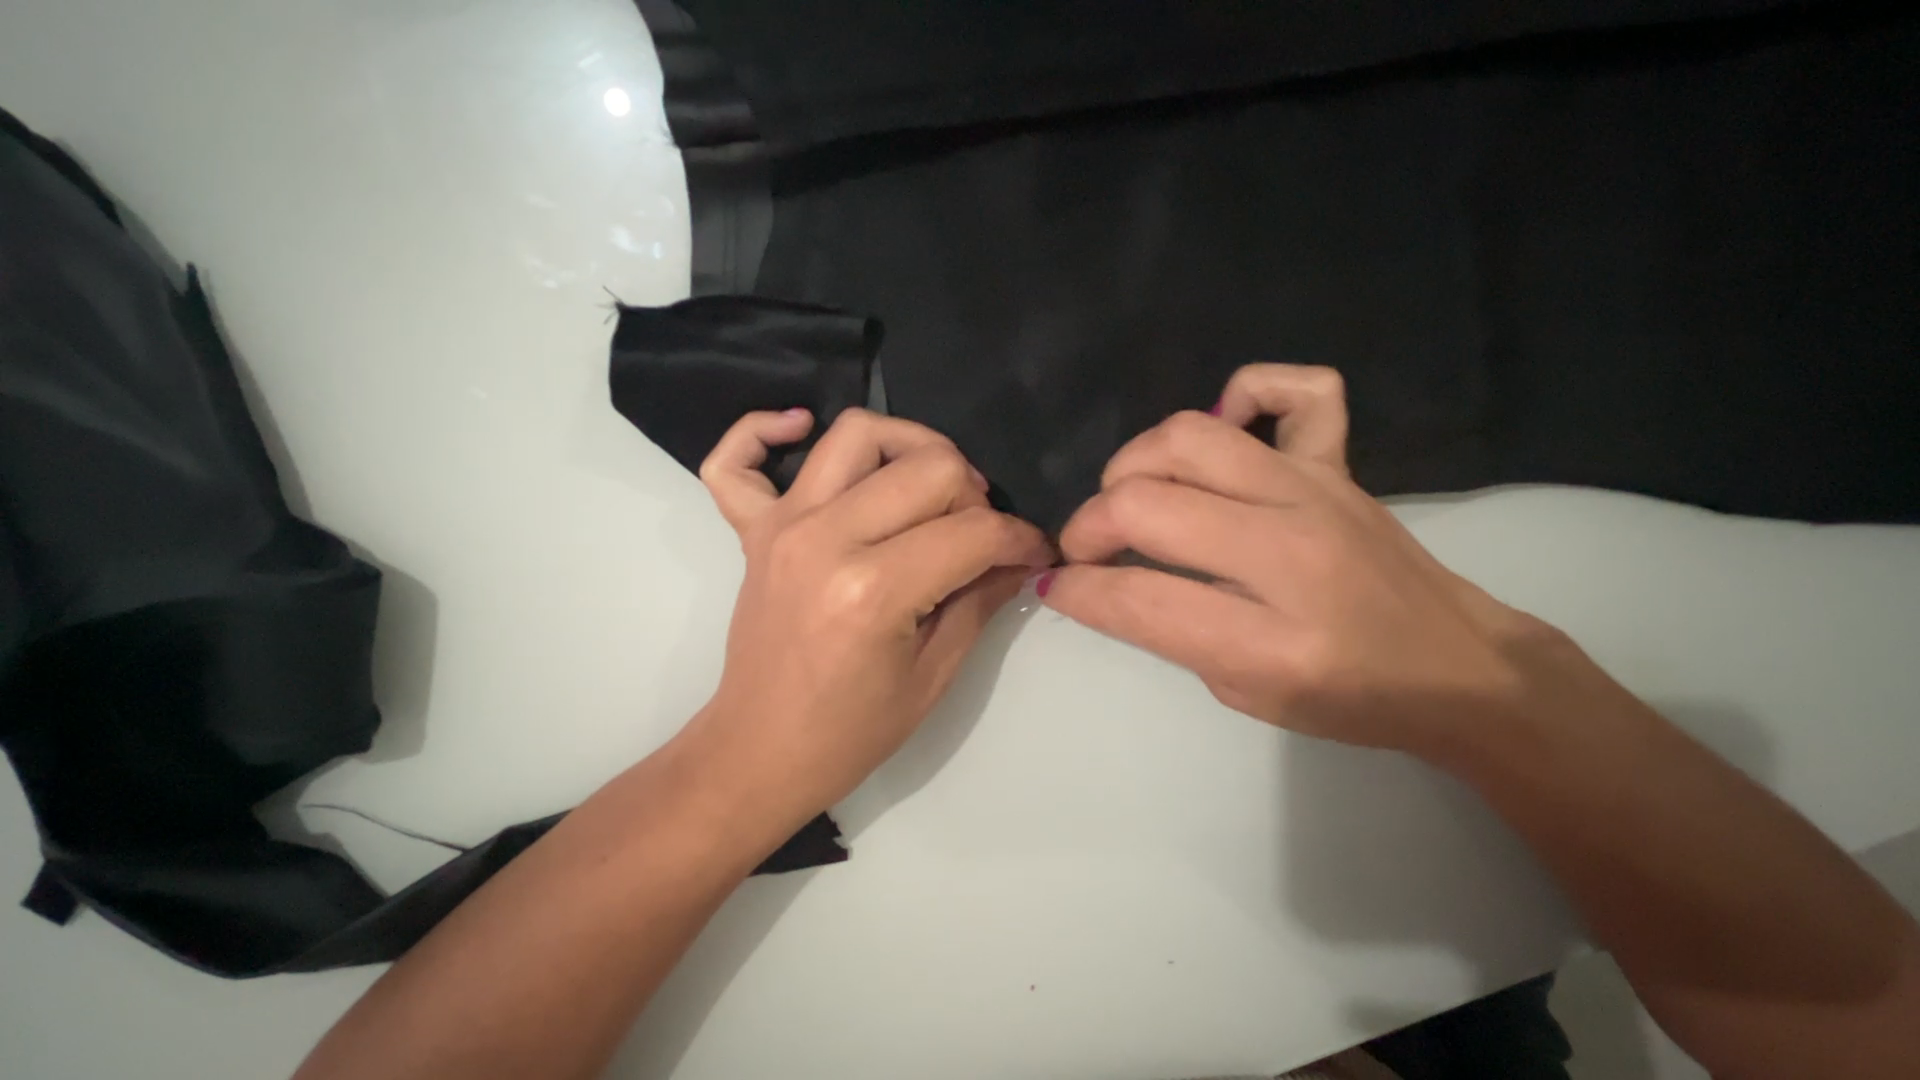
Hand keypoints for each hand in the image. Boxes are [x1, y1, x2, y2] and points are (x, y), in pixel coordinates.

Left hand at [690, 408, 1051, 824]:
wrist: (761, 750)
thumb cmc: (852, 731)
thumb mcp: (935, 675)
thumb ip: (982, 599)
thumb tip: (1021, 555)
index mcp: (874, 590)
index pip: (973, 530)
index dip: (1020, 539)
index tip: (1034, 553)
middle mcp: (825, 539)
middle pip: (928, 467)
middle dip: (976, 495)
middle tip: (981, 535)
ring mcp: (782, 526)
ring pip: (857, 435)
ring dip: (910, 446)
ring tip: (930, 486)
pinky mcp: (752, 529)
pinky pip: (735, 460)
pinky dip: (761, 431)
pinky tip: (799, 428)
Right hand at [1042, 364, 1550, 752]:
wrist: (1459, 667)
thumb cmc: (1349, 698)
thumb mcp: (1246, 693)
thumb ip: (1169, 633)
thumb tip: (1094, 585)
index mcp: (1271, 641)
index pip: (1138, 597)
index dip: (1077, 590)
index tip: (1056, 586)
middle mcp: (1292, 552)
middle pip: (1150, 504)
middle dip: (1090, 525)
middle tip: (1088, 549)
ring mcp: (1317, 494)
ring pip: (1192, 438)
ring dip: (1136, 463)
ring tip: (1131, 495)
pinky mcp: (1338, 467)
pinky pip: (1299, 393)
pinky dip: (1248, 393)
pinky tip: (1225, 430)